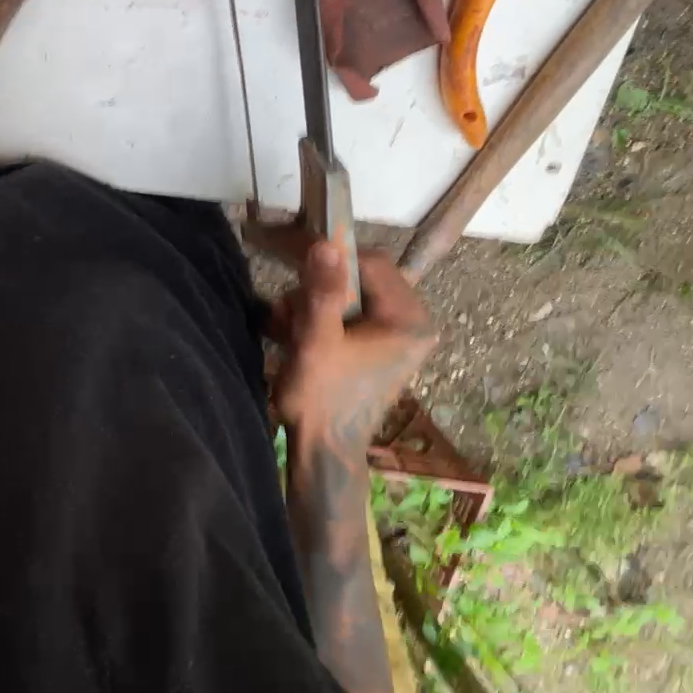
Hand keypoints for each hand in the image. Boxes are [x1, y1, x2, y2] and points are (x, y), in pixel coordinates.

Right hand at [273, 242, 437, 452]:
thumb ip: (322, 293)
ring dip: (307, 303)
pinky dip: (313, 316)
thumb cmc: (322, 399)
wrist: (322, 449)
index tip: (283, 247)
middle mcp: (409, 320)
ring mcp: (392, 332)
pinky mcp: (373, 342)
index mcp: (409, 320)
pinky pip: (341, 310)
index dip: (326, 252)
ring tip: (288, 329)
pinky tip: (294, 336)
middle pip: (355, 275)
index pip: (368, 262)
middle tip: (287, 310)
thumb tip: (324, 244)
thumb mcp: (316, 343)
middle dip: (313, 288)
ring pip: (342, 291)